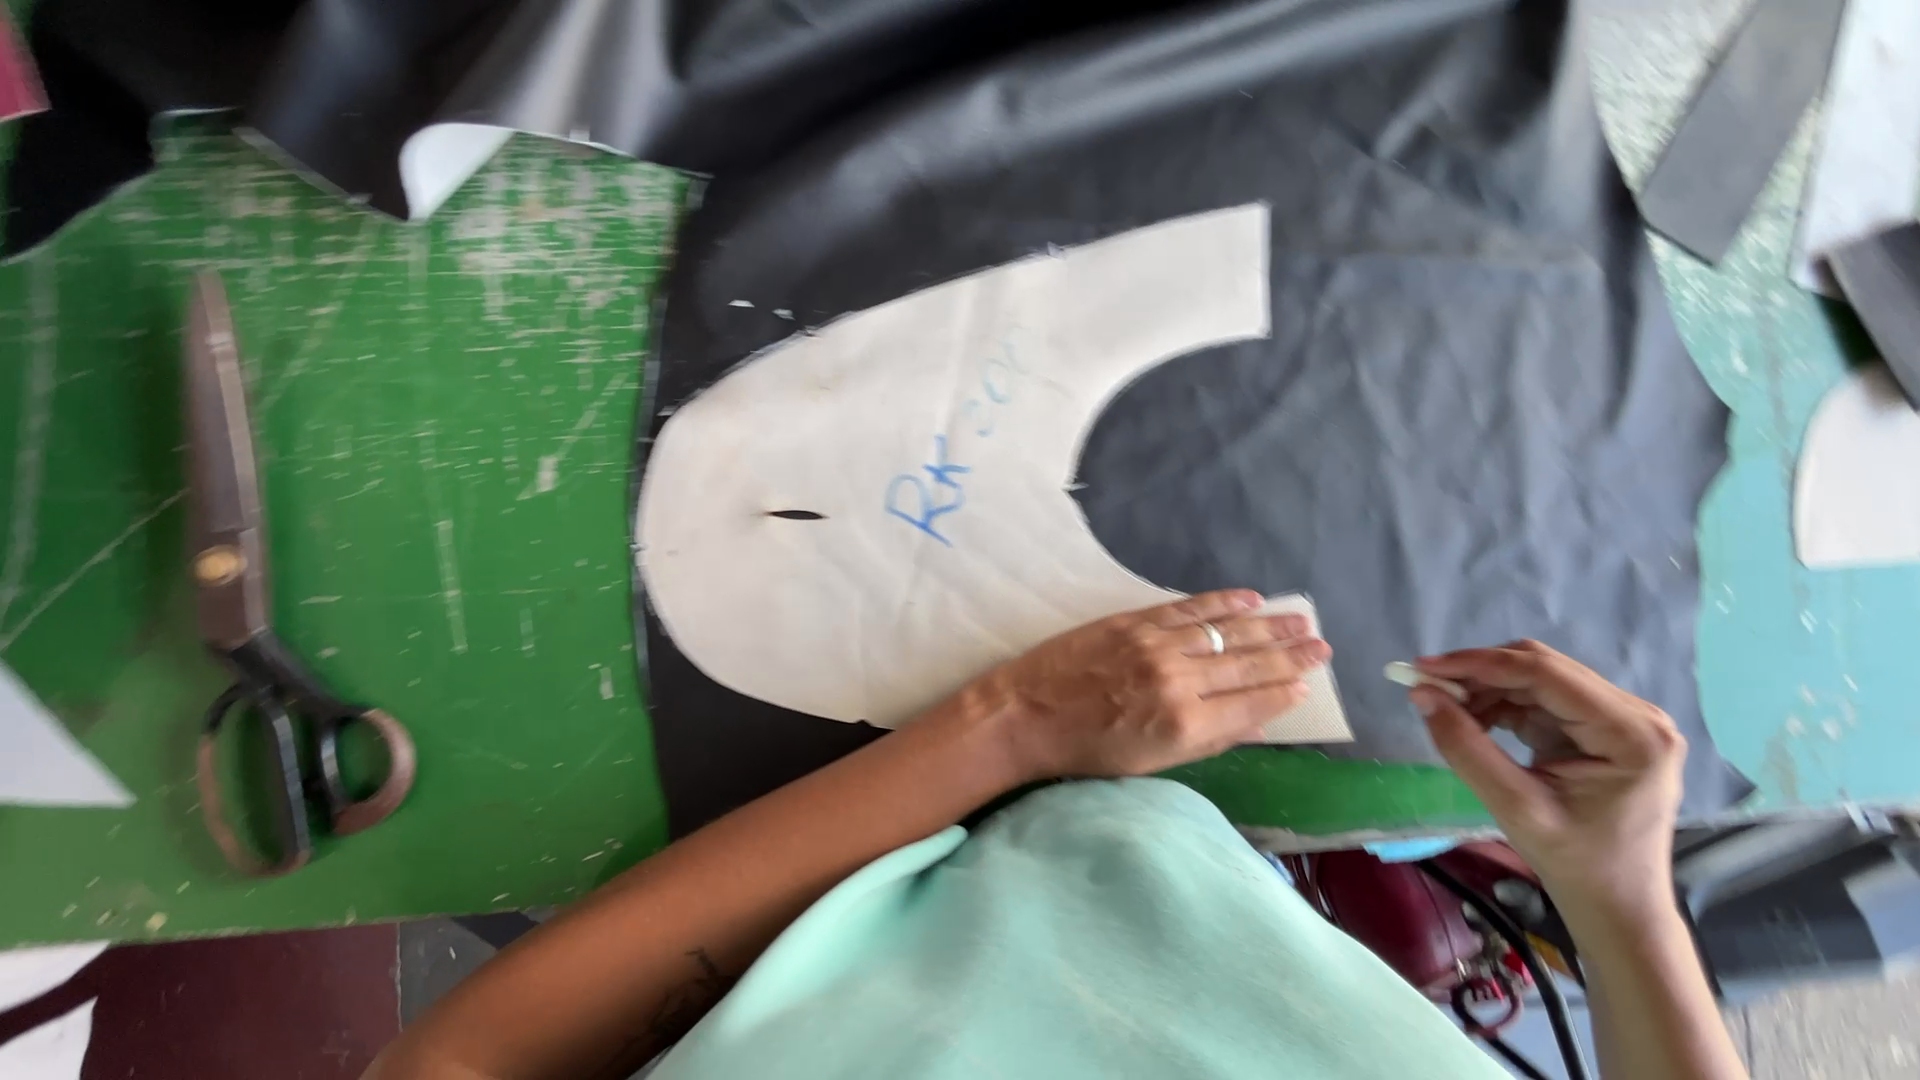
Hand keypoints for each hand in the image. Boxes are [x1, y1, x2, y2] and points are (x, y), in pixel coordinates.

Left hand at [971, 589, 1330, 780]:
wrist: (1025, 713)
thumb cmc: (1087, 751)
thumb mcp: (1152, 763)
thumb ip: (1208, 741)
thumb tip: (1257, 724)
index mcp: (1185, 726)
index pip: (1252, 705)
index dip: (1283, 693)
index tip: (1307, 683)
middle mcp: (1179, 682)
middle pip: (1247, 665)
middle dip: (1290, 656)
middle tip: (1321, 646)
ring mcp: (1156, 646)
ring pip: (1225, 632)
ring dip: (1268, 626)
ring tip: (1301, 621)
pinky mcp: (1134, 621)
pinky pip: (1189, 609)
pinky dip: (1222, 602)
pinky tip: (1251, 599)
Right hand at [1409, 640, 1685, 924]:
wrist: (1616, 904)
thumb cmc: (1576, 862)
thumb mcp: (1513, 805)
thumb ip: (1465, 747)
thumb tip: (1420, 693)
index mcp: (1632, 733)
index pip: (1545, 673)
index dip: (1479, 664)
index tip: (1423, 668)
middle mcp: (1635, 715)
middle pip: (1542, 668)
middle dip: (1479, 674)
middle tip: (1426, 688)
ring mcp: (1620, 720)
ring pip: (1536, 679)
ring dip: (1486, 688)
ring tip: (1446, 710)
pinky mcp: (1600, 728)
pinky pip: (1539, 698)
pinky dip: (1499, 704)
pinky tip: (1473, 722)